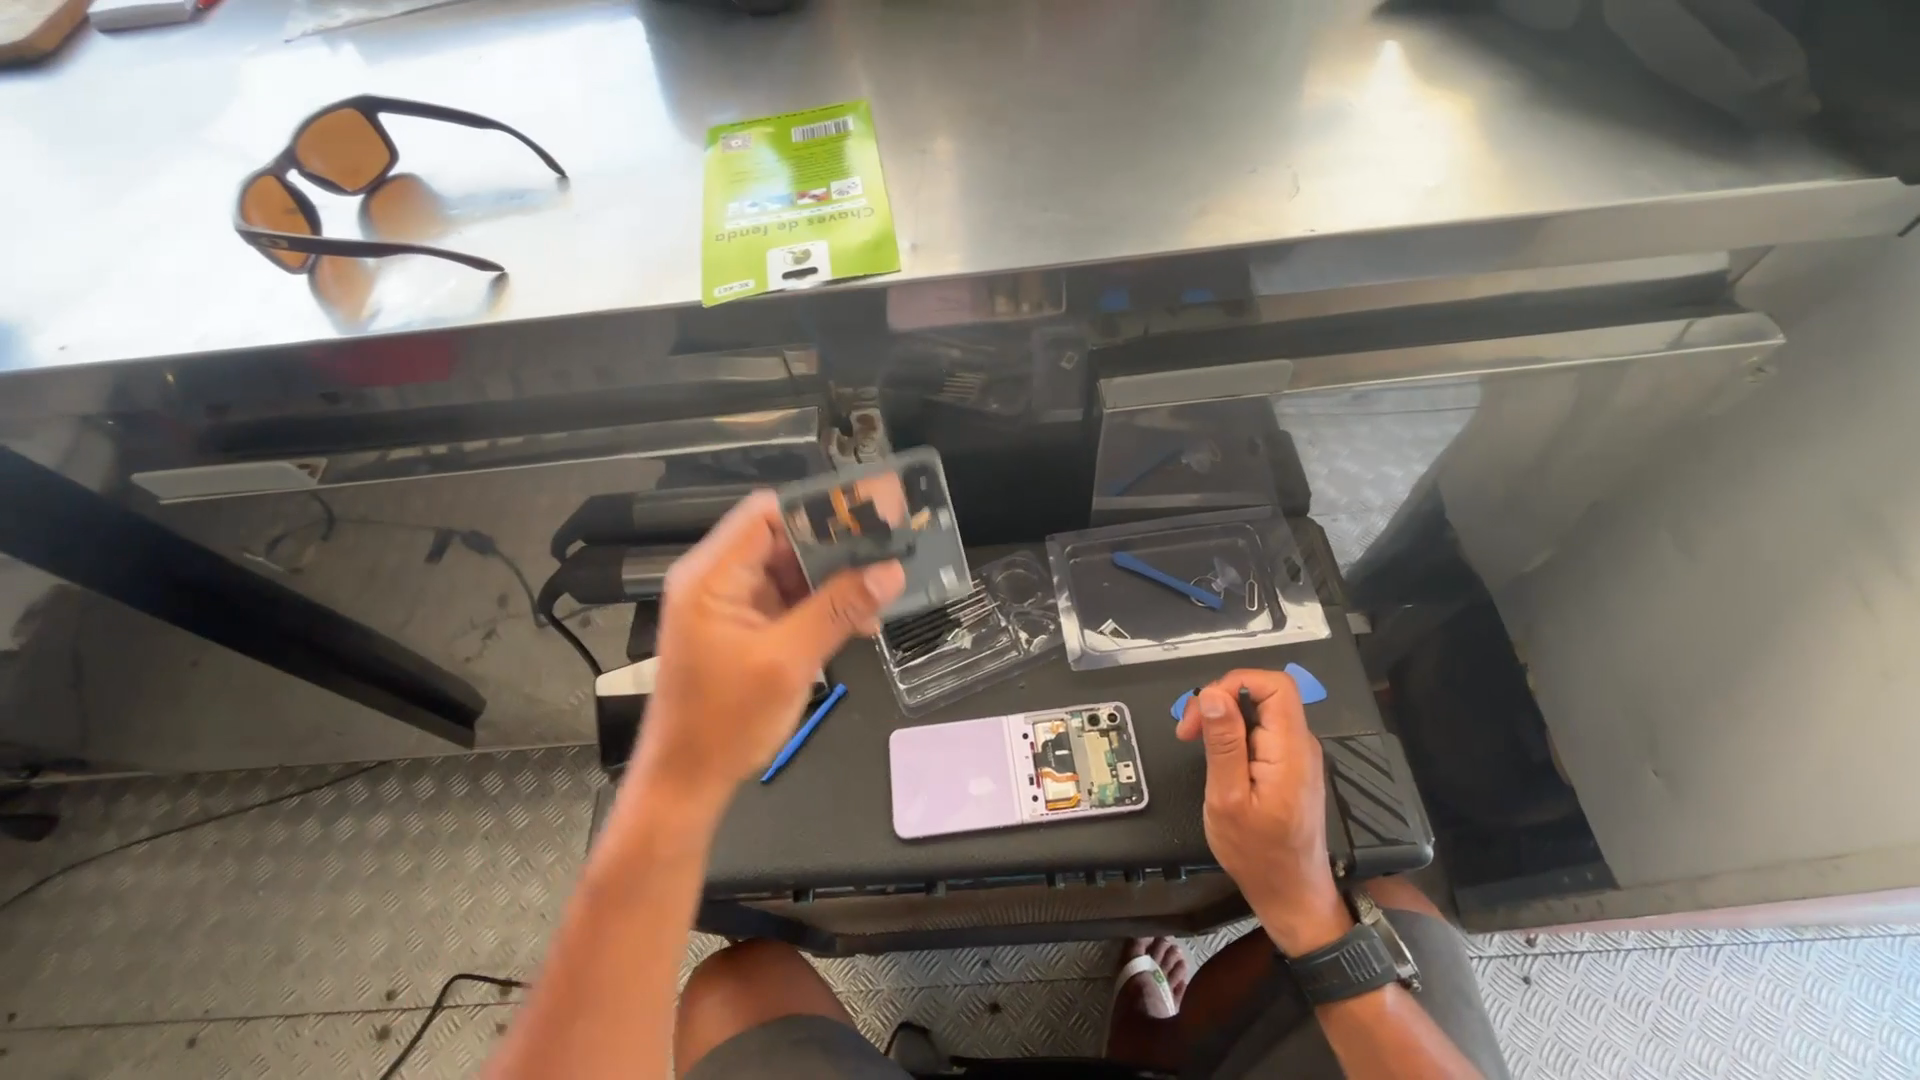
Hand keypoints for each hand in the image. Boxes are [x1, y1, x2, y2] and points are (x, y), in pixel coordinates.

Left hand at [633, 491, 904, 803]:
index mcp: (712, 577)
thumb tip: (890, 571)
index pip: (766, 514)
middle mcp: (718, 581)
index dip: (817, 510)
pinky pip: (790, 602)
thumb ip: (839, 610)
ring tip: (883, 588)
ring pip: (791, 571)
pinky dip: (823, 607)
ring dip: (835, 580)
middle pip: (782, 540)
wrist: (687, 782)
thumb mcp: (789, 662)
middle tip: (888, 550)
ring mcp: (731, 607)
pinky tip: (860, 620)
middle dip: (836, 547)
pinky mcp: (745, 630)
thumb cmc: (726, 722)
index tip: (869, 516)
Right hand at [1178, 668, 1350, 955]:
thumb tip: (1214, 694)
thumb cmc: (1256, 853)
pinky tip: (1216, 760)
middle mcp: (1300, 745)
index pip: (1275, 684)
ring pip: (1259, 713)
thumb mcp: (1227, 798)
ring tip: (1195, 744)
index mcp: (1290, 749)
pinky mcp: (1289, 767)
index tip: (1202, 712)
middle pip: (1264, 695)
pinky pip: (1261, 734)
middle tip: (1188, 732)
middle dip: (1220, 702)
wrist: (1290, 894)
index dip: (1234, 683)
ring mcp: (1297, 756)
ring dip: (1224, 720)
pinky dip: (1233, 736)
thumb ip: (1223, 744)